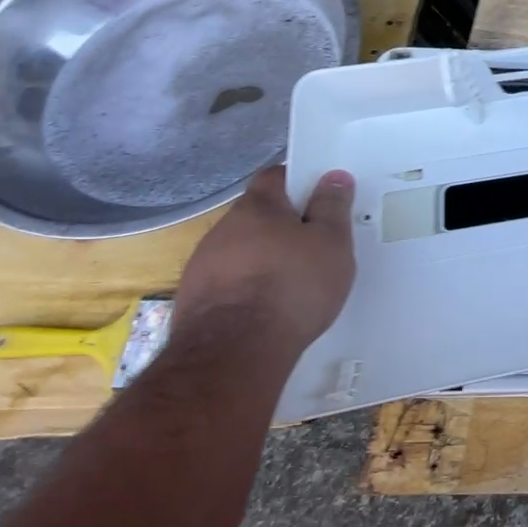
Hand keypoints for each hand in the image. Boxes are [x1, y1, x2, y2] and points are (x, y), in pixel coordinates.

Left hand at [171, 167, 355, 353]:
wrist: (234, 351)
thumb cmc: (293, 284)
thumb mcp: (331, 241)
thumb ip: (332, 206)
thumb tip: (333, 176)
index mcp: (256, 208)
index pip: (275, 176)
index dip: (301, 180)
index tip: (324, 195)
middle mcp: (221, 230)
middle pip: (259, 215)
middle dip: (287, 223)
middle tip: (320, 242)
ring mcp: (202, 266)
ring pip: (244, 248)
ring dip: (268, 256)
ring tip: (298, 279)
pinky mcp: (194, 299)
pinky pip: (231, 279)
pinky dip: (251, 284)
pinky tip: (272, 304)